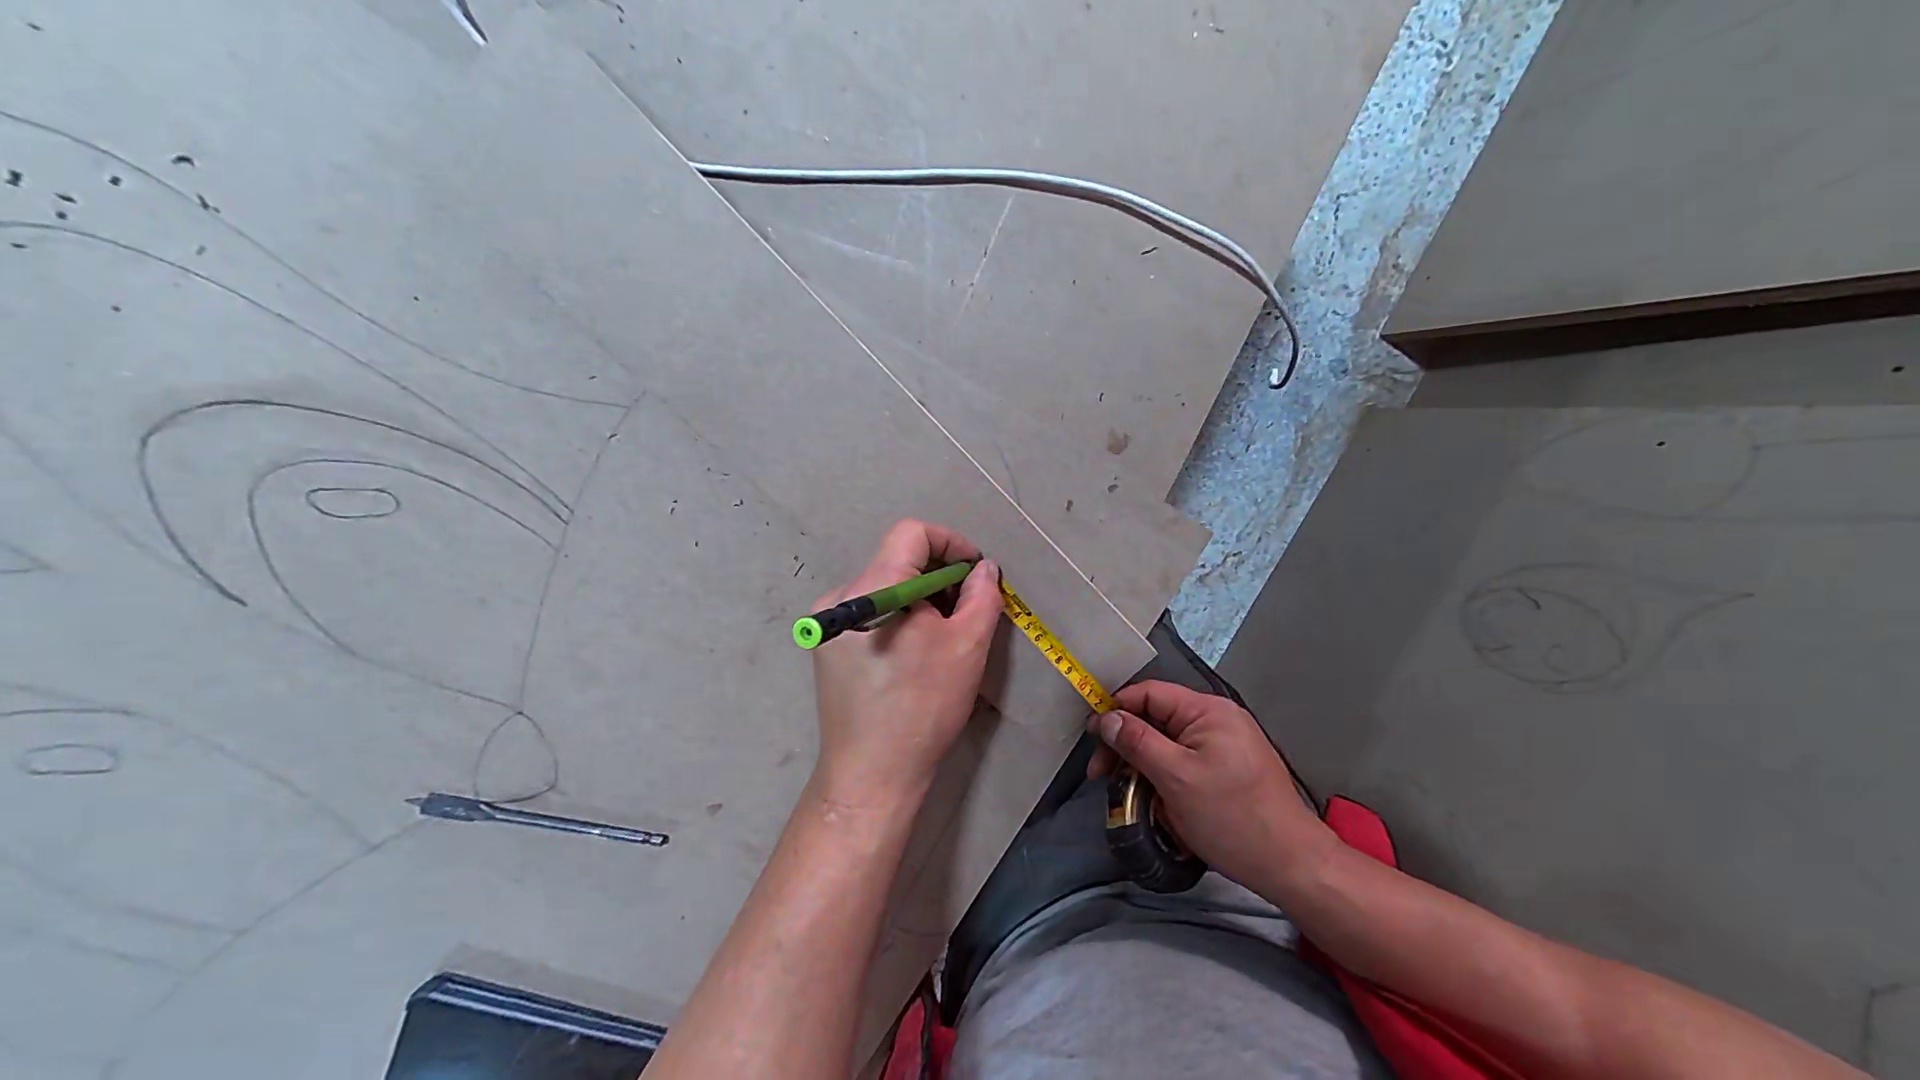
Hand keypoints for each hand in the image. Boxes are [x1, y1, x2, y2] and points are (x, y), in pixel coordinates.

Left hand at [810, 520, 1002, 812]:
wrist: (872, 772)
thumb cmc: (924, 706)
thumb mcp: (968, 645)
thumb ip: (982, 595)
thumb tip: (984, 568)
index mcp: (872, 587)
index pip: (911, 533)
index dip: (951, 542)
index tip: (976, 571)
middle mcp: (841, 595)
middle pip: (898, 561)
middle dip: (940, 576)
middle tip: (968, 609)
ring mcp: (829, 622)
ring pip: (886, 588)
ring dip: (921, 600)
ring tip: (944, 638)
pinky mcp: (827, 646)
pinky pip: (870, 612)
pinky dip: (900, 619)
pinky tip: (915, 654)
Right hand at [1088, 680, 1334, 894]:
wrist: (1291, 864)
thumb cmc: (1232, 818)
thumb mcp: (1175, 777)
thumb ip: (1137, 742)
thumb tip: (1107, 717)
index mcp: (1208, 711)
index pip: (1148, 694)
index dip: (1116, 711)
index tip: (1092, 739)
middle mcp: (1217, 719)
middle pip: (1155, 718)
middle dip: (1125, 745)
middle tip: (1100, 775)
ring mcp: (1224, 744)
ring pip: (1166, 743)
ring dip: (1141, 764)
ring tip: (1125, 792)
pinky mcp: (1227, 768)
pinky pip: (1182, 761)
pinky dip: (1162, 775)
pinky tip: (1152, 798)